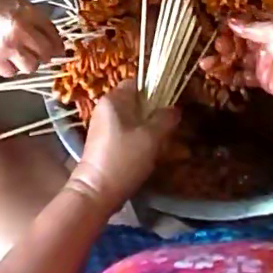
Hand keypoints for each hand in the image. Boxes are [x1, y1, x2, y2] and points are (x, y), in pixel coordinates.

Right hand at [0, 0, 61, 75]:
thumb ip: (31, 15)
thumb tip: (45, 32)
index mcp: (28, 13)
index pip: (52, 34)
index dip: (57, 43)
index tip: (57, 48)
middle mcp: (21, 32)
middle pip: (45, 53)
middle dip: (45, 54)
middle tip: (38, 53)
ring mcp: (6, 48)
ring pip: (31, 67)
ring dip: (29, 62)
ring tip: (20, 56)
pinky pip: (10, 72)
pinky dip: (11, 68)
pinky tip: (6, 59)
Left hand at [69, 82, 179, 204]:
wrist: (97, 190)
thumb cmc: (124, 158)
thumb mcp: (151, 138)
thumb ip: (165, 119)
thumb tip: (175, 108)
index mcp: (113, 99)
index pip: (136, 83)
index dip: (155, 89)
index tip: (171, 101)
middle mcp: (105, 107)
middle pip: (134, 101)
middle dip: (153, 111)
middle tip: (170, 124)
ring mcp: (102, 124)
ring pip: (131, 117)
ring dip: (147, 126)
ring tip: (164, 139)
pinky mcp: (103, 140)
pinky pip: (125, 130)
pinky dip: (138, 136)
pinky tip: (149, 151)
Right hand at [221, 16, 272, 111]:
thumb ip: (251, 27)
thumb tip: (231, 21)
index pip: (247, 21)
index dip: (232, 24)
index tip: (216, 27)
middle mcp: (268, 41)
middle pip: (240, 40)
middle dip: (225, 43)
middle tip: (214, 47)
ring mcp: (265, 61)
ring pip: (239, 58)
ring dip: (223, 60)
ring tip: (206, 64)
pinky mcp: (264, 79)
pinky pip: (243, 75)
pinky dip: (230, 75)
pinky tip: (217, 75)